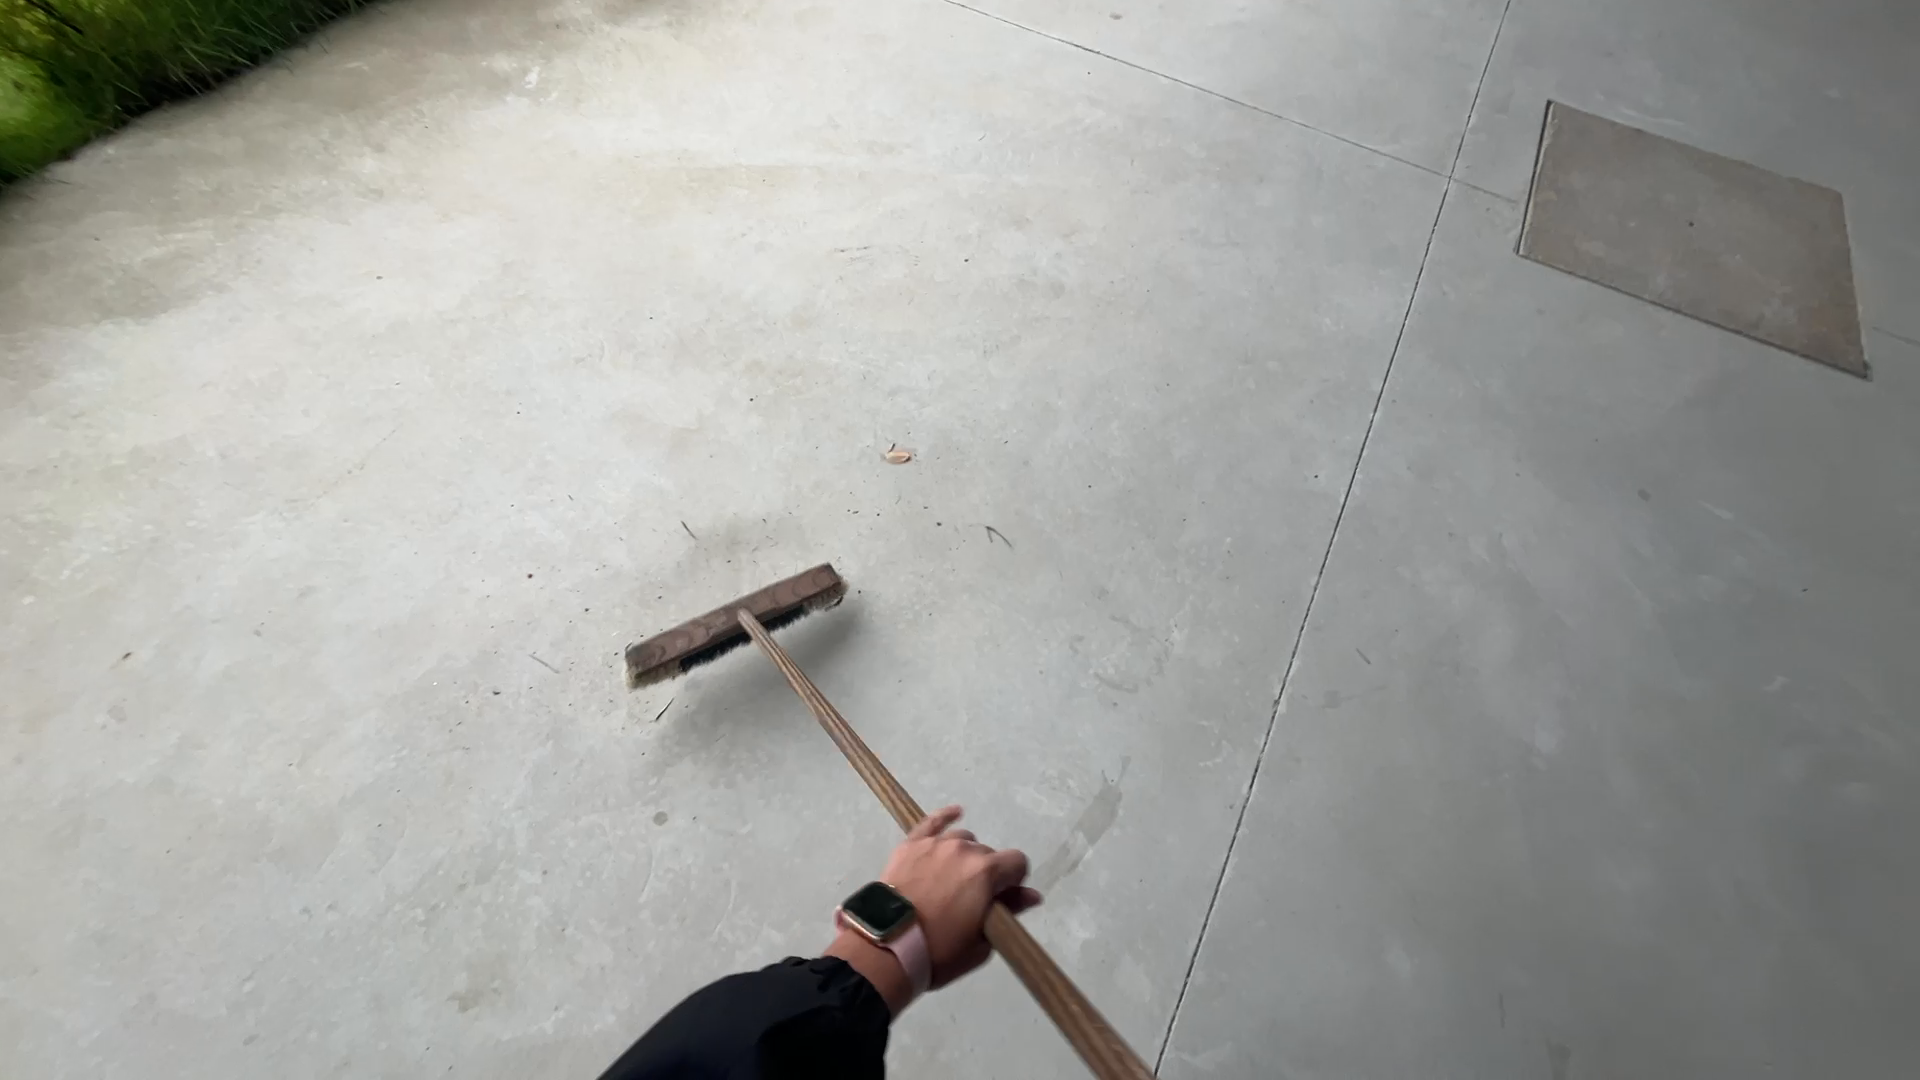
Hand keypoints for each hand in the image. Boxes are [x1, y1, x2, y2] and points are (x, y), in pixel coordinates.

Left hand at [825, 806, 1041, 1012]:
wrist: (888, 946)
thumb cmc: (940, 950)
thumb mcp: (981, 941)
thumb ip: (1008, 910)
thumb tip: (1032, 895)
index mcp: (987, 871)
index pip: (1017, 862)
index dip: (1013, 880)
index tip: (1002, 897)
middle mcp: (964, 849)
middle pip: (987, 854)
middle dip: (986, 873)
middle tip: (971, 899)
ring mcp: (936, 843)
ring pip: (962, 839)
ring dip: (964, 856)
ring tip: (951, 878)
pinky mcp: (911, 843)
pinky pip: (933, 821)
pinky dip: (946, 816)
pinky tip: (956, 812)